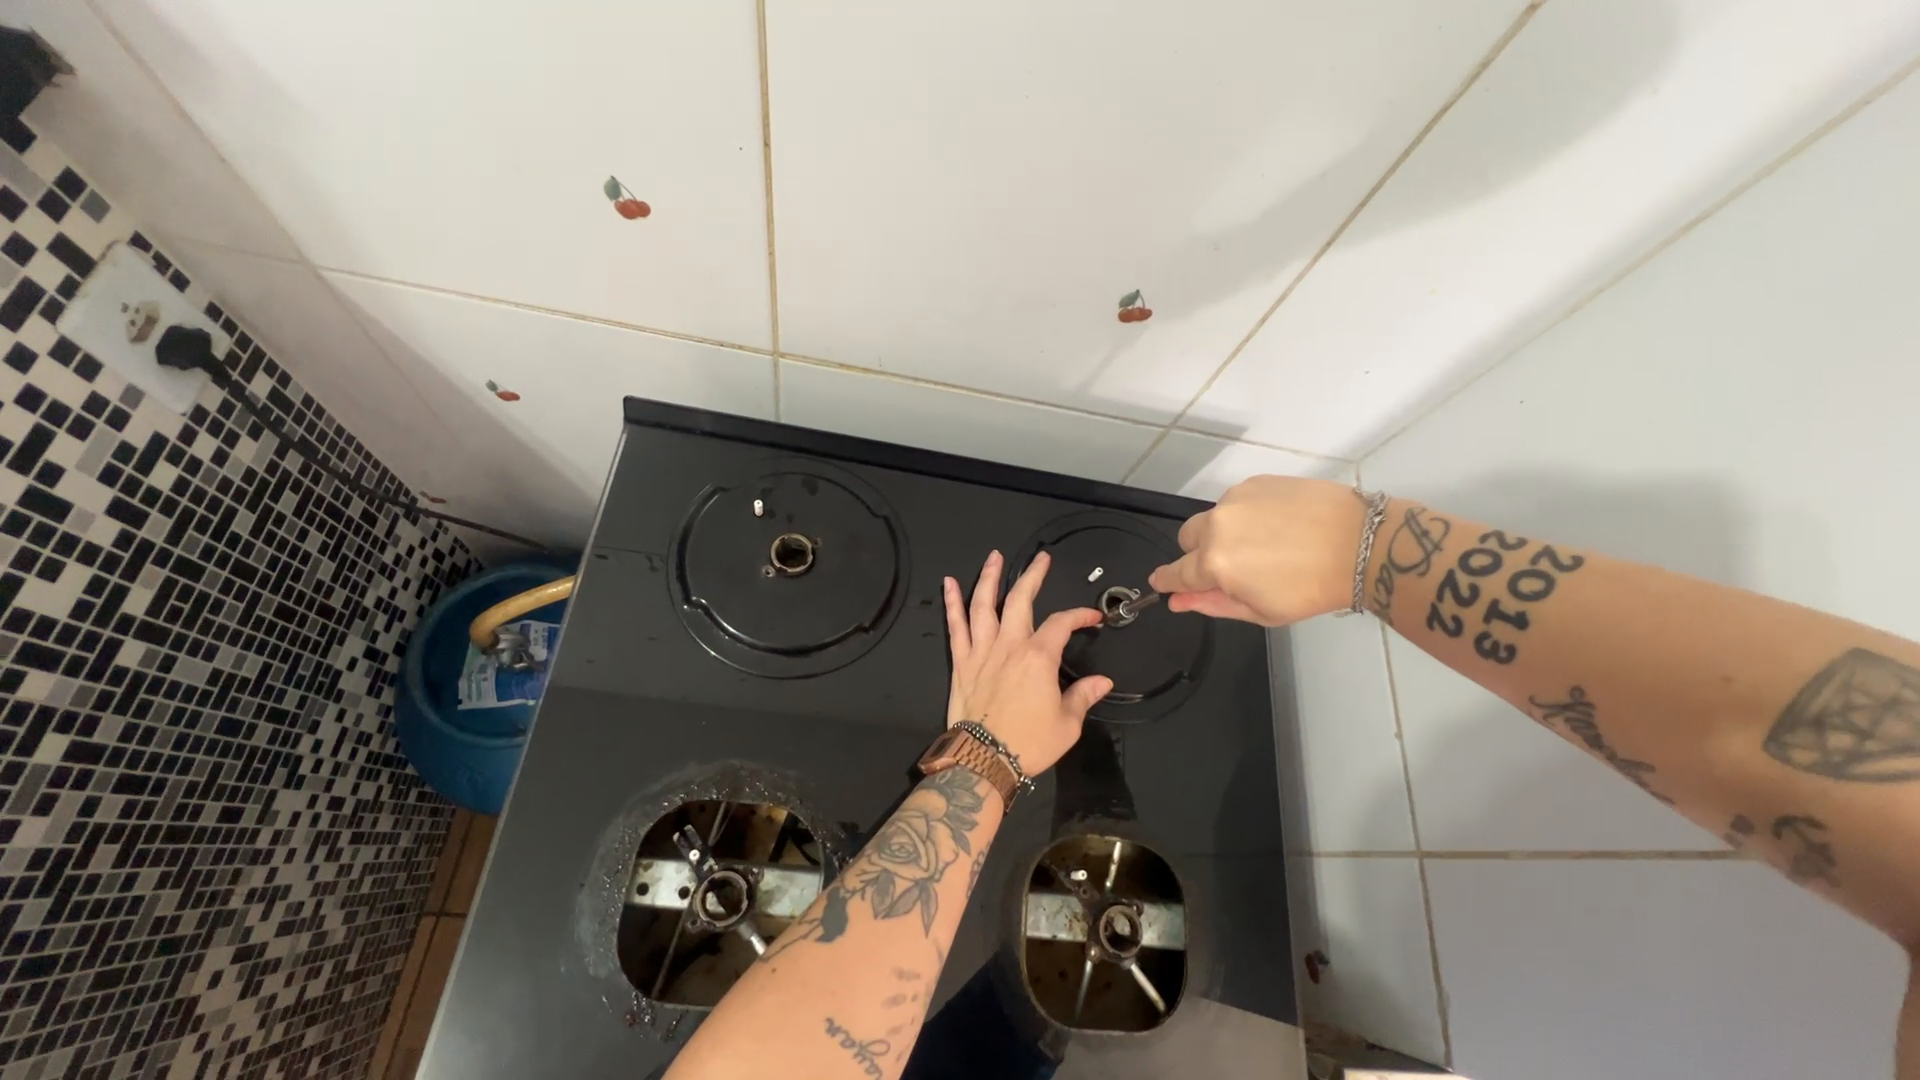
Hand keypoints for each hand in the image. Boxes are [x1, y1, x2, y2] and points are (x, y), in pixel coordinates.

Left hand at [943, 550, 1111, 774]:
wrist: (983, 759)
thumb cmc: (1029, 742)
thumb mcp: (1067, 724)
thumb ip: (1083, 696)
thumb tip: (1102, 682)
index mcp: (1038, 657)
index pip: (1061, 624)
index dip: (1079, 615)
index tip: (1092, 617)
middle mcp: (1009, 646)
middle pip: (1020, 600)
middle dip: (1033, 576)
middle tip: (1041, 559)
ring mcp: (981, 651)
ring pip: (983, 605)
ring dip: (989, 577)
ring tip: (994, 557)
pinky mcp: (961, 663)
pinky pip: (955, 627)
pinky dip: (952, 604)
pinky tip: (949, 584)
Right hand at [1147, 475, 1363, 626]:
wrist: (1362, 543)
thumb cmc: (1313, 588)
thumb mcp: (1261, 611)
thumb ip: (1211, 604)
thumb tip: (1178, 601)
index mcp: (1214, 564)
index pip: (1175, 573)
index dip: (1166, 580)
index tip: (1163, 583)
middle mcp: (1216, 526)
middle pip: (1186, 539)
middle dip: (1198, 553)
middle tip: (1232, 566)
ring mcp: (1235, 500)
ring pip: (1212, 518)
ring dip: (1224, 532)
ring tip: (1264, 543)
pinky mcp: (1256, 482)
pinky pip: (1236, 501)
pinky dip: (1246, 514)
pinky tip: (1277, 525)